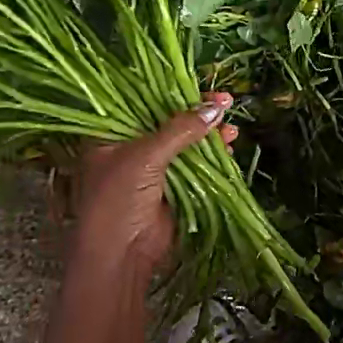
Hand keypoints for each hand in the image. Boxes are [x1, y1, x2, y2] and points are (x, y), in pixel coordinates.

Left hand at [73, 92, 237, 267]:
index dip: (175, 91)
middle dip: (199, 112)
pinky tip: (228, 147)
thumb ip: (180, 130)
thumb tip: (216, 108)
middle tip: (227, 103)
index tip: (205, 87)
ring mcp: (154, 166)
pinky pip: (197, 162)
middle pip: (170, 119)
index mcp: (111, 134)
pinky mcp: (173, 184)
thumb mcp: (144, 157)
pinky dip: (213, 154)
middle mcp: (131, 145)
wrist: (121, 255)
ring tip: (231, 130)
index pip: (145, 100)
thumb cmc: (117, 200)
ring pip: (187, 141)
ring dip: (210, 134)